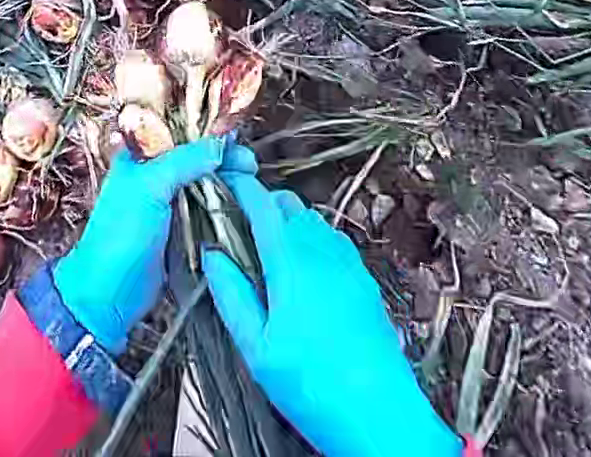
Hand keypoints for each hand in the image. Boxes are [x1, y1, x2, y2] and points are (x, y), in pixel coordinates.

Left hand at [52, 138, 254, 352]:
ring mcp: (168, 203)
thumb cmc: (120, 235)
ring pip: (205, 182)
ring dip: (228, 179)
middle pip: (197, 157)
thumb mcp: (149, 188)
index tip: (236, 137)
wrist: (107, 297)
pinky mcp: (180, 228)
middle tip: (249, 163)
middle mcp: (155, 175)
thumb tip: (220, 143)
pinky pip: (206, 207)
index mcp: (140, 157)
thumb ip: (185, 161)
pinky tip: (242, 201)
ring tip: (251, 178)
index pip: (180, 133)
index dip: (209, 133)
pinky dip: (224, 202)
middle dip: (224, 157)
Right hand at [205, 174, 461, 456]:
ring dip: (286, 222)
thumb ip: (231, 295)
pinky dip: (309, 240)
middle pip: (287, 202)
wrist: (379, 408)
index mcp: (290, 256)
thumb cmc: (311, 382)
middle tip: (238, 230)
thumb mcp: (257, 347)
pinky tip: (301, 276)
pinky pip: (330, 239)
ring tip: (267, 257)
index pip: (261, 201)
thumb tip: (211, 254)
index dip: (240, 186)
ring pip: (310, 218)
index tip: (222, 182)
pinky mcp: (361, 272)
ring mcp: (346, 255)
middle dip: (262, 204)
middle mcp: (320, 244)